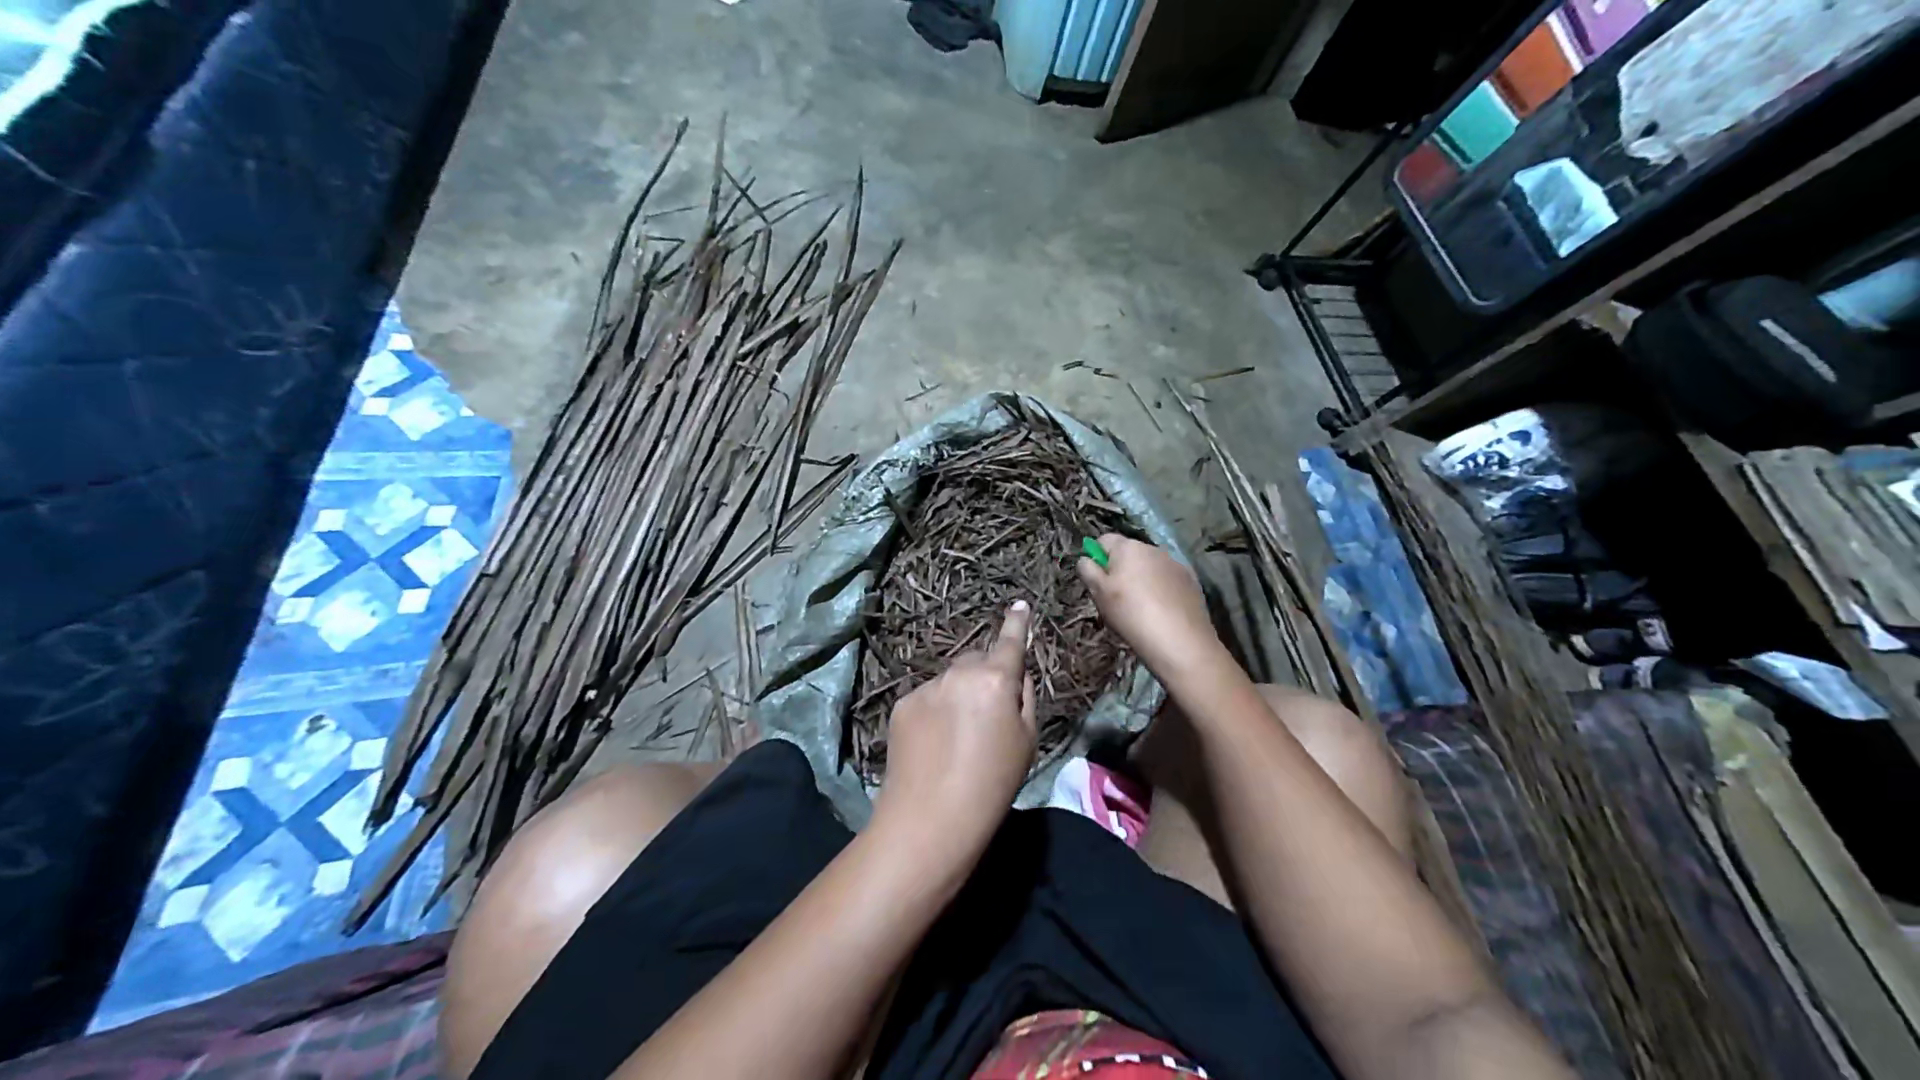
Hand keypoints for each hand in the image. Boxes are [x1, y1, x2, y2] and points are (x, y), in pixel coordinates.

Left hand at [876, 601, 1036, 848]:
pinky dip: (935, 712)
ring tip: (958, 739)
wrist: (930, 817)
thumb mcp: (1026, 742)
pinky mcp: (902, 704)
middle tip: (989, 714)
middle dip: (985, 676)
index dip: (1016, 624)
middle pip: (977, 662)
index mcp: (996, 679)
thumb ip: (1024, 698)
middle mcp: (958, 673)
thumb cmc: (992, 783)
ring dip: (958, 696)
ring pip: (950, 681)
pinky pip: (927, 698)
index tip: (1018, 605)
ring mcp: (926, 687)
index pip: (1010, 643)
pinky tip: (934, 744)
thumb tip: (1014, 675)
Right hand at [1077, 534, 1223, 679]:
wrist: (1180, 640)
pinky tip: (1161, 611)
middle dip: (1120, 569)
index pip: (1104, 540)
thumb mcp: (1099, 593)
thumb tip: (1086, 559)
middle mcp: (1153, 548)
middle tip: (1116, 598)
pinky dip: (1161, 589)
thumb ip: (1087, 571)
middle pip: (1129, 553)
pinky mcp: (1191, 581)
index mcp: (1128, 547)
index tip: (1097, 580)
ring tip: (1141, 608)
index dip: (1096, 557)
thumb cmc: (1130, 613)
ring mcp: (1175, 564)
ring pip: (1149, 566)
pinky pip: (1167, 579)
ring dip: (1142, 579)